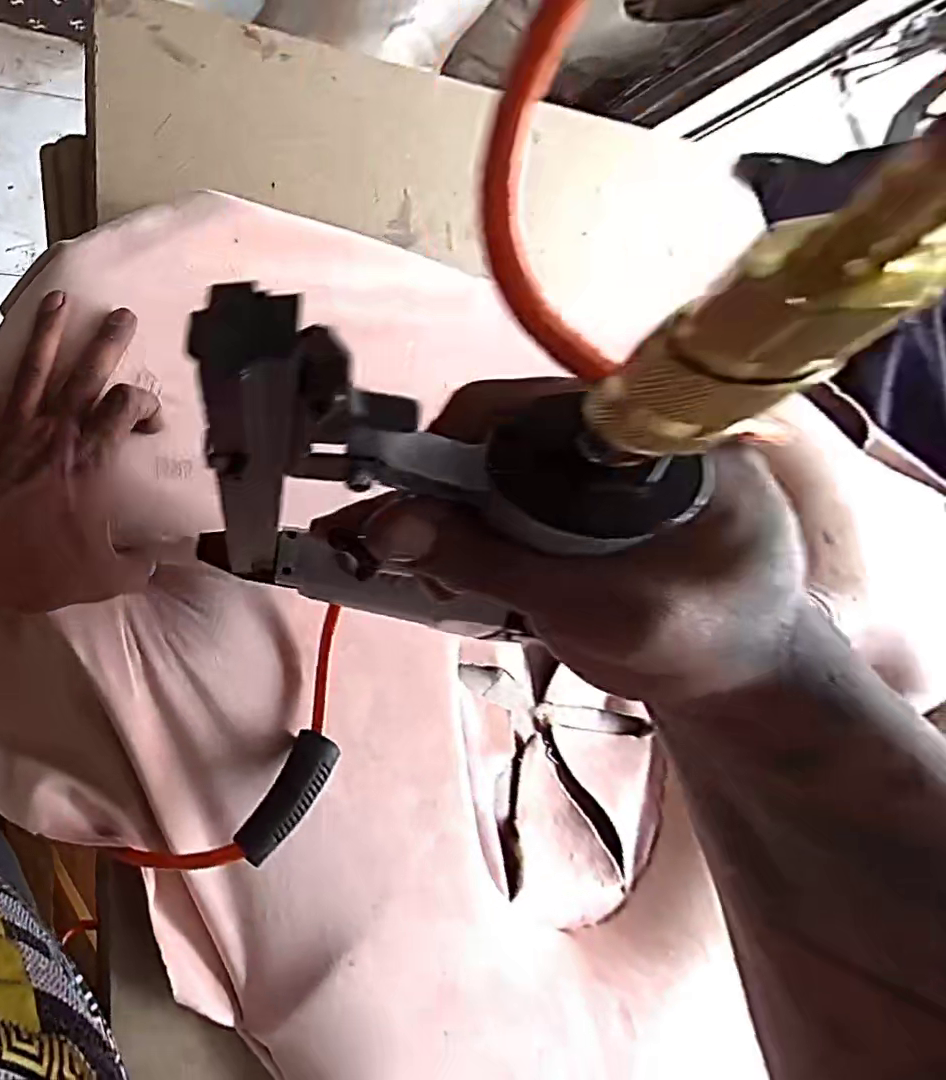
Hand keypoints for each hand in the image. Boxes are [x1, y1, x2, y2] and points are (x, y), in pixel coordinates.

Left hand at [0, 290, 162, 613]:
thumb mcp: (98, 577)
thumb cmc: (34, 567)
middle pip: (85, 373)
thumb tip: (156, 565)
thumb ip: (133, 567)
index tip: (148, 422)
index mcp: (87, 458)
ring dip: (46, 332)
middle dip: (107, 341)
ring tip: (56, 298)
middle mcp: (52, 433)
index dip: (144, 405)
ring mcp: (11, 430)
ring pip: (32, 370)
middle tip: (119, 315)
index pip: (125, 408)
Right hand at [316, 379, 812, 708]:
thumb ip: (485, 564)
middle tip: (406, 552)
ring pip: (469, 477)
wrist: (736, 685)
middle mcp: (605, 442)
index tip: (414, 503)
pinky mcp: (554, 507)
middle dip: (432, 499)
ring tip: (424, 575)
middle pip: (479, 442)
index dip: (449, 444)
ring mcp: (577, 475)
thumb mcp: (589, 607)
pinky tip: (440, 573)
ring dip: (430, 525)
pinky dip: (444, 539)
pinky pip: (477, 507)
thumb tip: (385, 527)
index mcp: (648, 440)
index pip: (521, 407)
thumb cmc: (694, 644)